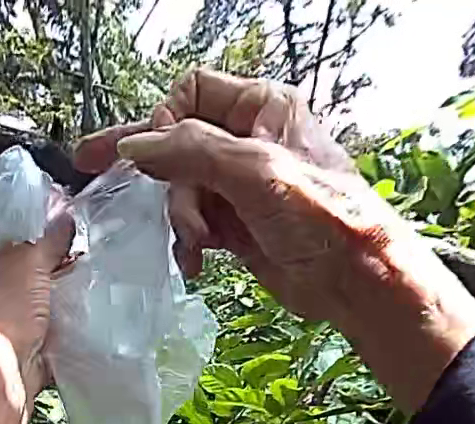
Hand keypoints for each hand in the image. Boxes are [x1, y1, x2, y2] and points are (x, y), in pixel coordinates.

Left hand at [0, 213, 75, 401]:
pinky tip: (67, 300)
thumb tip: (64, 218)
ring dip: (44, 285)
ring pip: (22, 288)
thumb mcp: (30, 259)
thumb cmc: (3, 308)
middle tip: (63, 249)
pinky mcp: (6, 334)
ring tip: (69, 272)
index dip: (21, 224)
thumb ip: (50, 237)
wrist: (5, 366)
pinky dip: (48, 309)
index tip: (47, 223)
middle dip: (37, 257)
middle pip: (9, 259)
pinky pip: (32, 313)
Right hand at [74, 69, 474, 410]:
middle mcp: (247, 143)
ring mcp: (240, 189)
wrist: (350, 278)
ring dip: (180, 221)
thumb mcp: (252, 171)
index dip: (163, 124)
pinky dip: (188, 244)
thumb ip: (190, 151)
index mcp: (258, 109)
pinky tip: (193, 263)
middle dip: (165, 182)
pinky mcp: (237, 229)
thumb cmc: (316, 214)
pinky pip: (195, 227)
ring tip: (194, 248)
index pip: (190, 94)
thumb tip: (133, 147)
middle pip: (179, 148)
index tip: (151, 160)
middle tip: (124, 187)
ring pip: (183, 192)